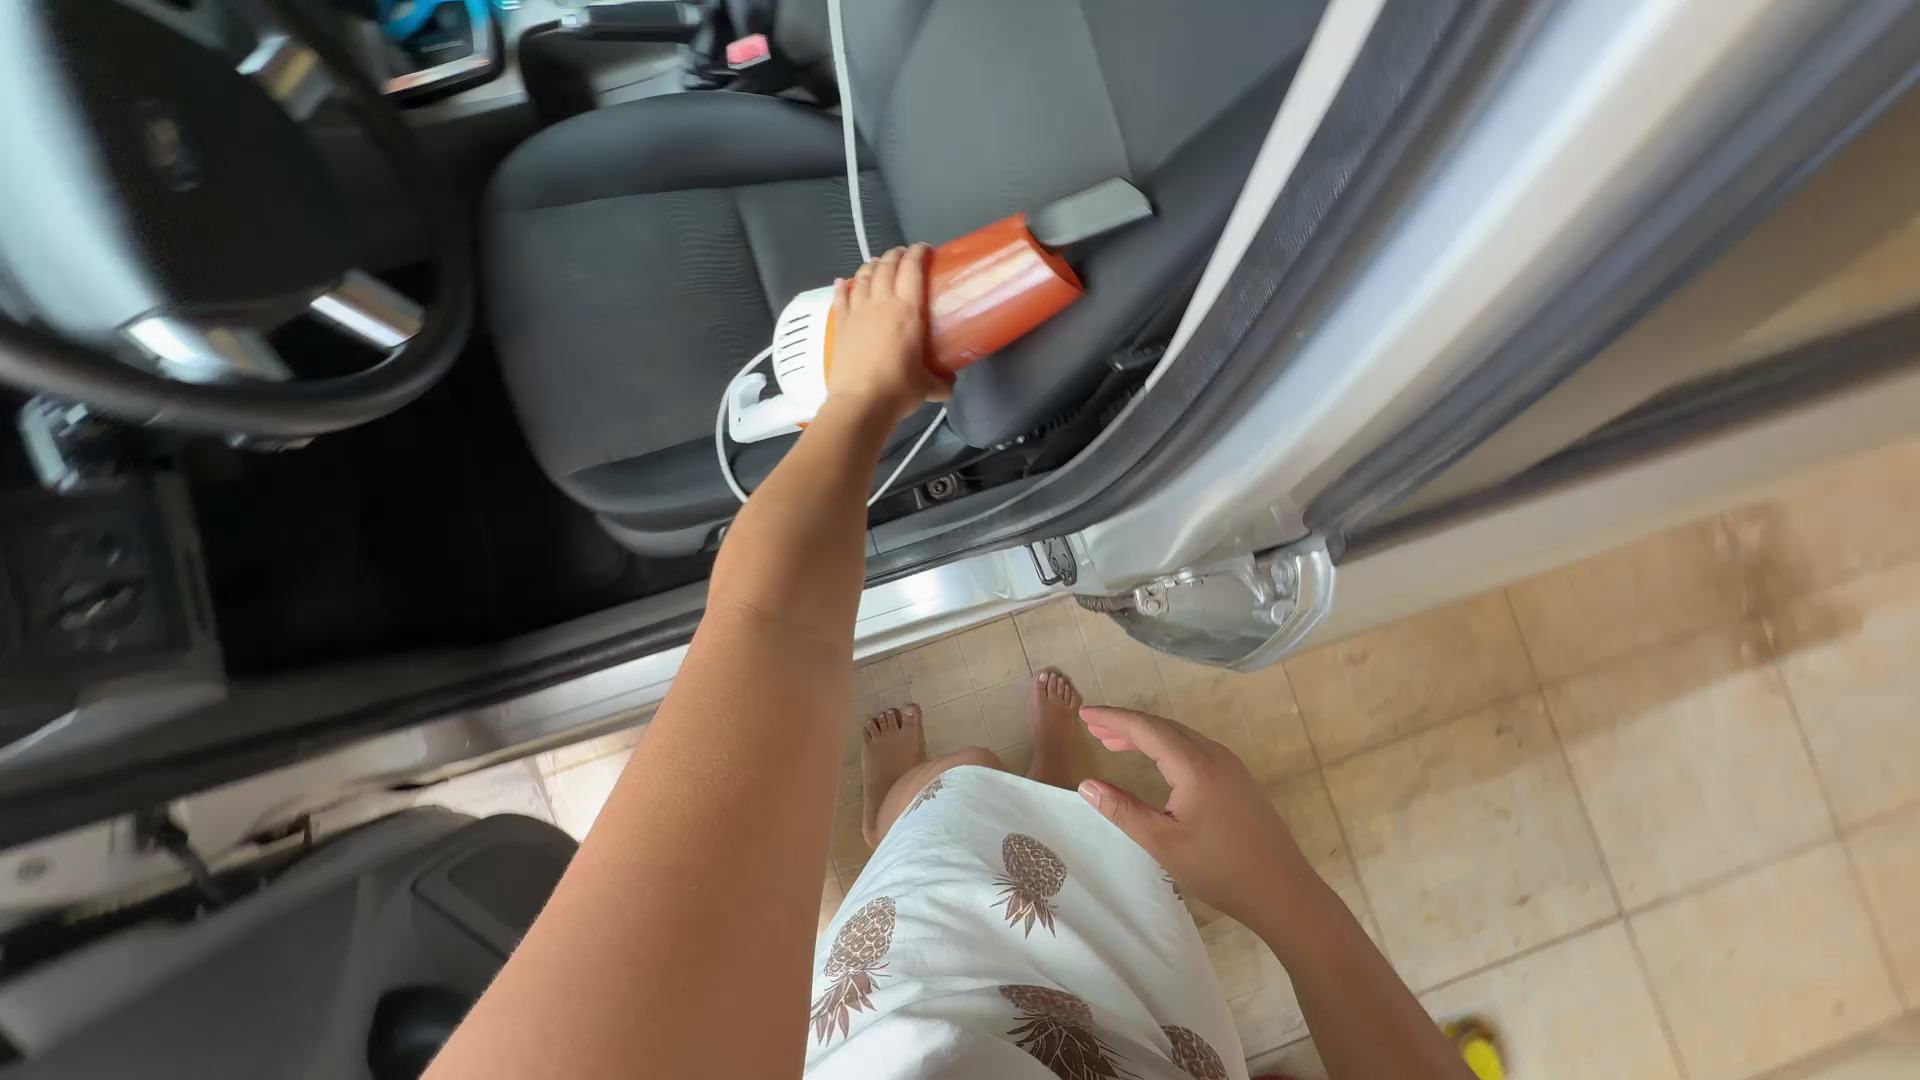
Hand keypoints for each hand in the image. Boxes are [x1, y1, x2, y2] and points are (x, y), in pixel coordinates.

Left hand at [826, 244, 949, 423]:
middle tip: (902, 255)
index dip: (918, 253)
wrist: (860, 403)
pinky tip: (842, 282)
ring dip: (872, 266)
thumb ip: (942, 382)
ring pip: (863, 277)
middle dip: (895, 255)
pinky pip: (840, 298)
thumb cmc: (899, 390)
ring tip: (877, 264)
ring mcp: (857, 312)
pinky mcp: (840, 325)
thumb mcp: (928, 387)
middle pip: (887, 266)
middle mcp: (881, 303)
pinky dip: (842, 286)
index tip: (923, 249)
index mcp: (907, 311)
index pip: (913, 269)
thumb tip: (950, 383)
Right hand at [1078, 706, 1322, 928]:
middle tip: (1094, 728)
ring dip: (1147, 735)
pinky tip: (1157, 763)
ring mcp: (1231, 766)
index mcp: (1194, 766)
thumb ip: (1123, 810)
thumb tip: (1086, 785)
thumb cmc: (1221, 870)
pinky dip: (1168, 747)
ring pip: (1180, 736)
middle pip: (1163, 726)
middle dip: (1126, 724)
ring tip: (1115, 743)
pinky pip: (1195, 748)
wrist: (1286, 894)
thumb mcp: (1163, 843)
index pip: (1145, 728)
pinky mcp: (1239, 780)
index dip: (1112, 718)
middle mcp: (1214, 755)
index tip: (1084, 714)